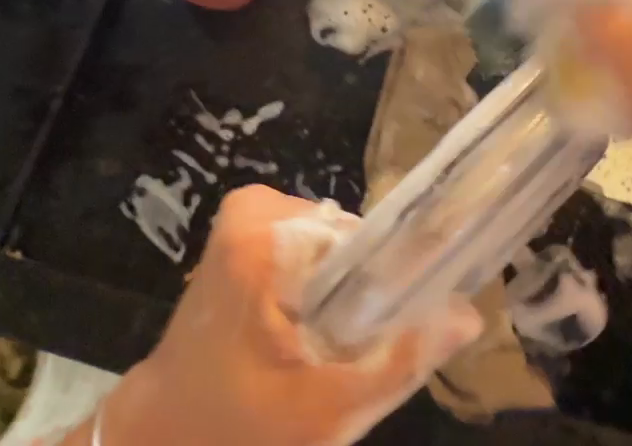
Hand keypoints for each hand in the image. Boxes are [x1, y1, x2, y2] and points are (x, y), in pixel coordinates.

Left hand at [95, 186, 480, 445]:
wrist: (160, 431)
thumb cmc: (234, 426)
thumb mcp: (323, 409)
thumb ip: (399, 359)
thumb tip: (471, 314)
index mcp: (265, 233)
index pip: (366, 234)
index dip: (397, 277)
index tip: (408, 321)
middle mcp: (254, 208)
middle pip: (350, 239)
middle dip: (366, 291)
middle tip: (355, 350)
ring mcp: (244, 217)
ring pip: (334, 246)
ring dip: (345, 292)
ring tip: (330, 346)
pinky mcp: (242, 233)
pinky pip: (311, 250)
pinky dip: (321, 287)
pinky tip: (311, 332)